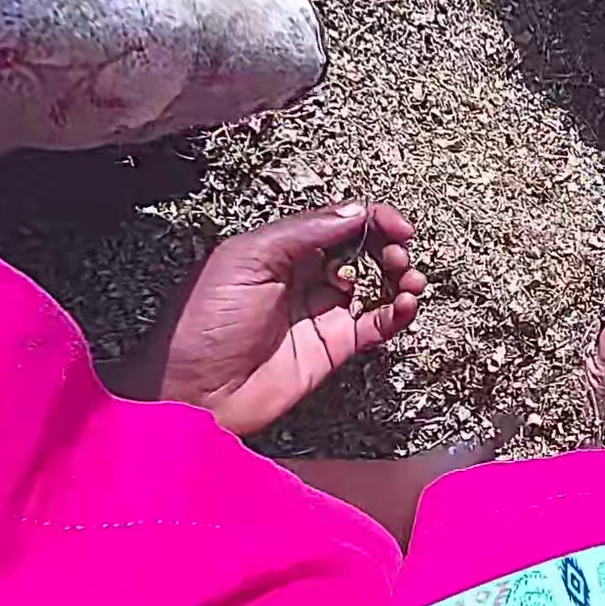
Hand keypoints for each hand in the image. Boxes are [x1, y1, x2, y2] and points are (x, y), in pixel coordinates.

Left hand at [104, 202, 425, 433]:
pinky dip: (397, 313)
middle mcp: (305, 276)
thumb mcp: (248, 259)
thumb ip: (305, 233)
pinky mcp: (333, 347)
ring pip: (374, 285)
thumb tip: (357, 212)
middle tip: (398, 256)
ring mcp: (322, 312)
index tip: (398, 226)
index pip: (338, 224)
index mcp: (282, 249)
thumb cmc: (207, 320)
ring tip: (410, 281)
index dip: (372, 220)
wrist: (194, 392)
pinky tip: (405, 306)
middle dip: (387, 248)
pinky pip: (375, 324)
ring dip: (399, 278)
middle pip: (362, 251)